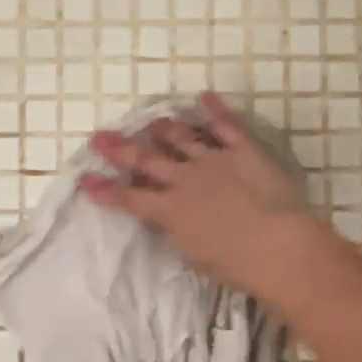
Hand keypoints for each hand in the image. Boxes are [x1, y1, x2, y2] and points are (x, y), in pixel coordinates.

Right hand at [80, 91, 345, 300]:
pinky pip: (226, 125)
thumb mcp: (193, 255)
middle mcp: (185, 180)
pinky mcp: (244, 150)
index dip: (104, 190)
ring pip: (181, 138)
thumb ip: (177, 232)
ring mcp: (214, 160)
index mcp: (170, 211)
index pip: (128, 198)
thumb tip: (170, 219)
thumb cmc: (236, 265)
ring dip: (165, 129)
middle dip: (120, 149)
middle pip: (146, 160)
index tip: (85, 180)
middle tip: (100, 138)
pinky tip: (204, 96)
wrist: (276, 245)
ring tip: (153, 122)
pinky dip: (214, 109)